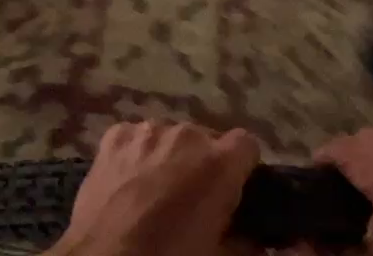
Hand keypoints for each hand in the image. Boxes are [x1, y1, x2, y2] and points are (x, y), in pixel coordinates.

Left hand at [51, 121, 260, 255]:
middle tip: (192, 199)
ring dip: (171, 157)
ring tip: (156, 191)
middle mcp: (186, 135)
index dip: (243, 167)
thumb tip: (256, 240)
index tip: (235, 189)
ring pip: (170, 137)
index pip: (247, 144)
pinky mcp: (116, 135)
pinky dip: (139, 153)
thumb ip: (245, 242)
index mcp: (218, 163)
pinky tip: (129, 181)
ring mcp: (147, 130)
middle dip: (203, 164)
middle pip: (205, 139)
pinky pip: (137, 137)